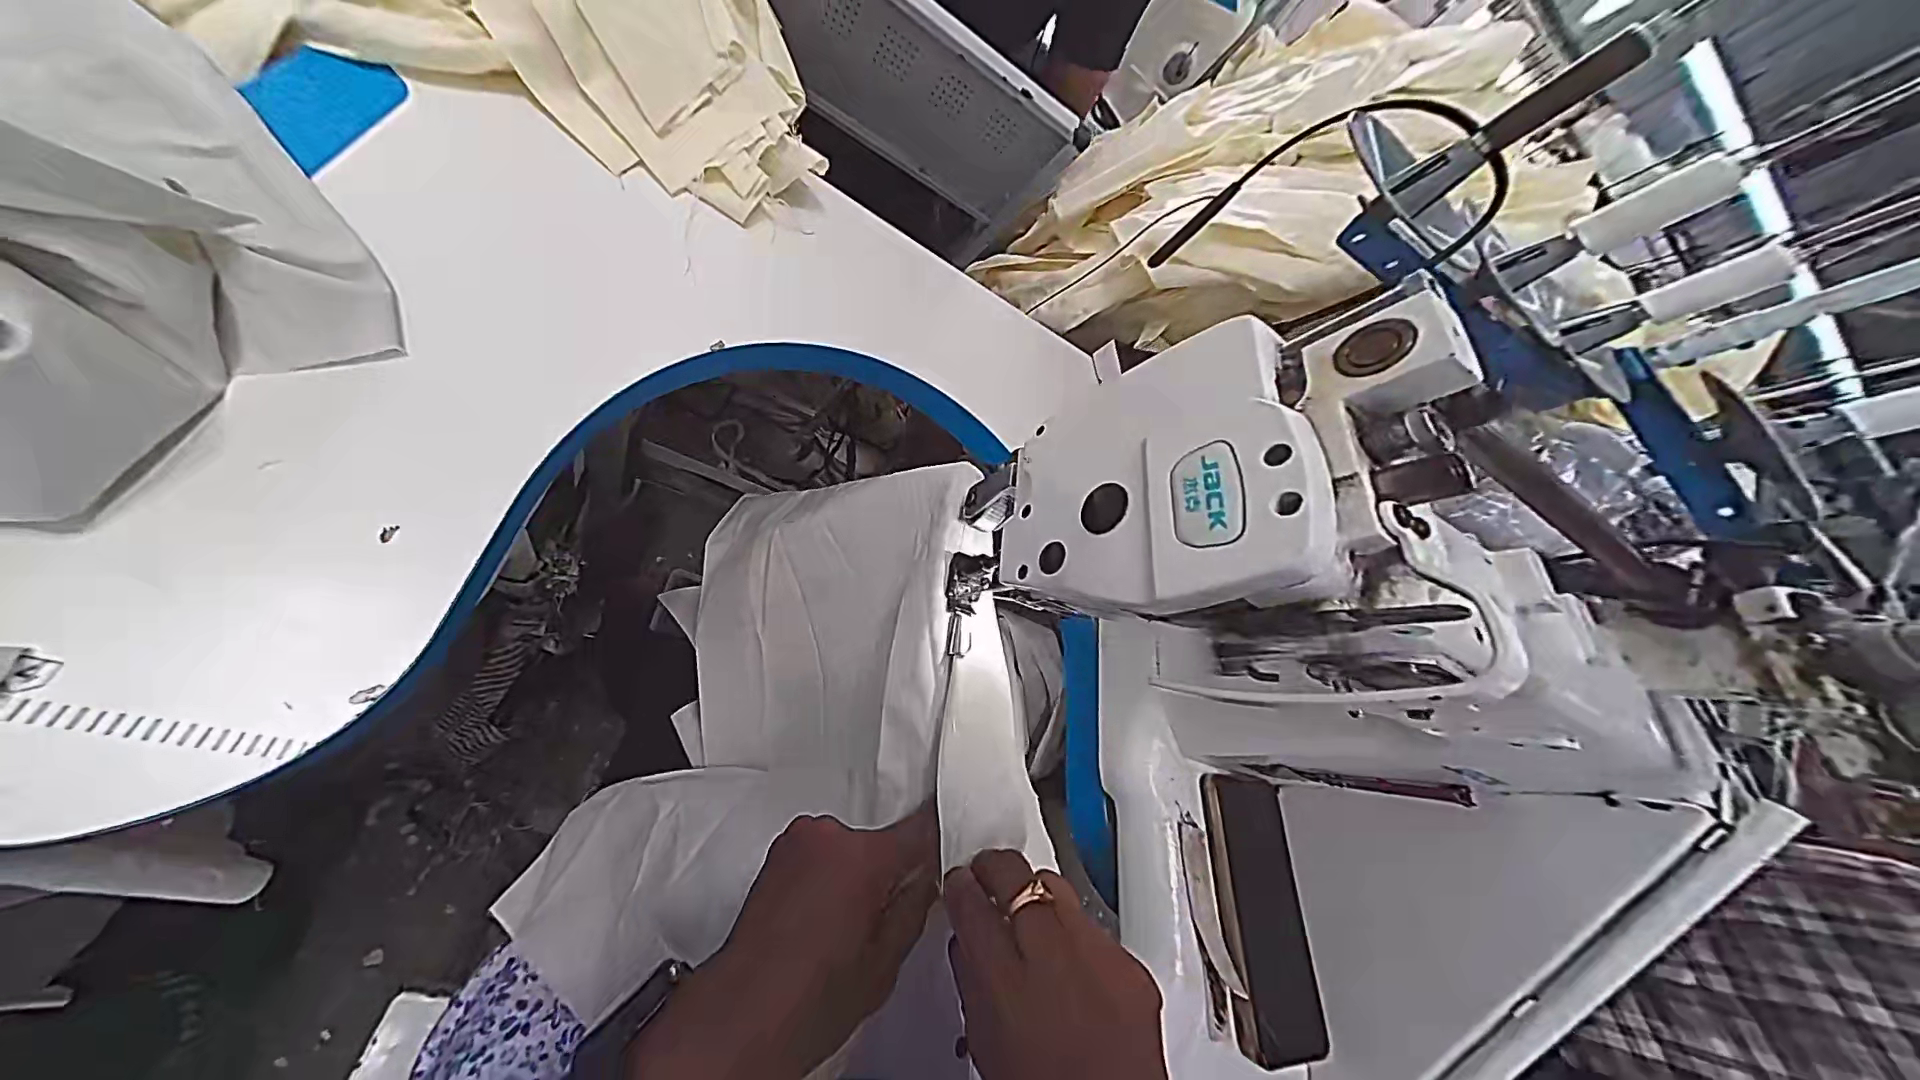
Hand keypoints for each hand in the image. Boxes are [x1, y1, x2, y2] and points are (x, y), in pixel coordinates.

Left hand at [626, 808, 938, 1078]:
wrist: (744, 1011)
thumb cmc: (805, 998)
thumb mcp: (887, 960)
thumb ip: (916, 904)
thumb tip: (925, 877)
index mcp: (866, 858)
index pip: (921, 826)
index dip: (936, 838)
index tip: (943, 842)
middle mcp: (831, 836)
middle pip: (881, 841)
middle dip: (886, 871)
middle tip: (877, 916)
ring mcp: (801, 839)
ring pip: (849, 847)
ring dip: (851, 872)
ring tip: (836, 925)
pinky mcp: (779, 850)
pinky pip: (820, 850)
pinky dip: (824, 873)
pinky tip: (816, 917)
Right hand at [945, 849, 1168, 1079]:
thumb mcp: (987, 1038)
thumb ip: (972, 979)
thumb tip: (965, 938)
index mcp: (1005, 984)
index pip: (971, 904)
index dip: (960, 885)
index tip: (959, 880)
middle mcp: (1053, 959)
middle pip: (1015, 876)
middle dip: (994, 867)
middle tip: (984, 870)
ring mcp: (1098, 956)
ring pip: (1057, 888)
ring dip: (1035, 890)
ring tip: (1024, 901)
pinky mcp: (1131, 965)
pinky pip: (1093, 924)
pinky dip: (1075, 929)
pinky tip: (1066, 949)